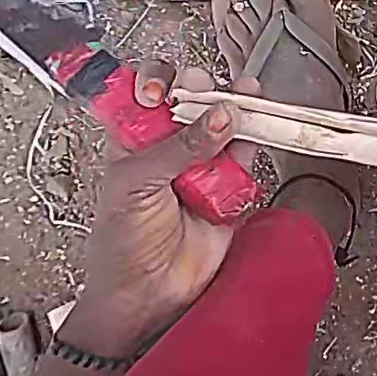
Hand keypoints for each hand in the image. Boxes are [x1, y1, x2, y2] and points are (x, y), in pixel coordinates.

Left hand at [63, 63, 255, 355]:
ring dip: (235, 104)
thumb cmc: (123, 243)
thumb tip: (220, 115)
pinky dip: (254, 137)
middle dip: (200, 88)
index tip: (160, 92)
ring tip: (243, 97)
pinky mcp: (230, 182)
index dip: (154, 81)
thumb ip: (180, 147)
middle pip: (190, 97)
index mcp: (133, 138)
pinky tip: (254, 127)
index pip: (144, 91)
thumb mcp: (138, 185)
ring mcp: (201, 162)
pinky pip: (246, 151)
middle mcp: (169, 145)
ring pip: (223, 120)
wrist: (150, 295)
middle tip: (203, 96)